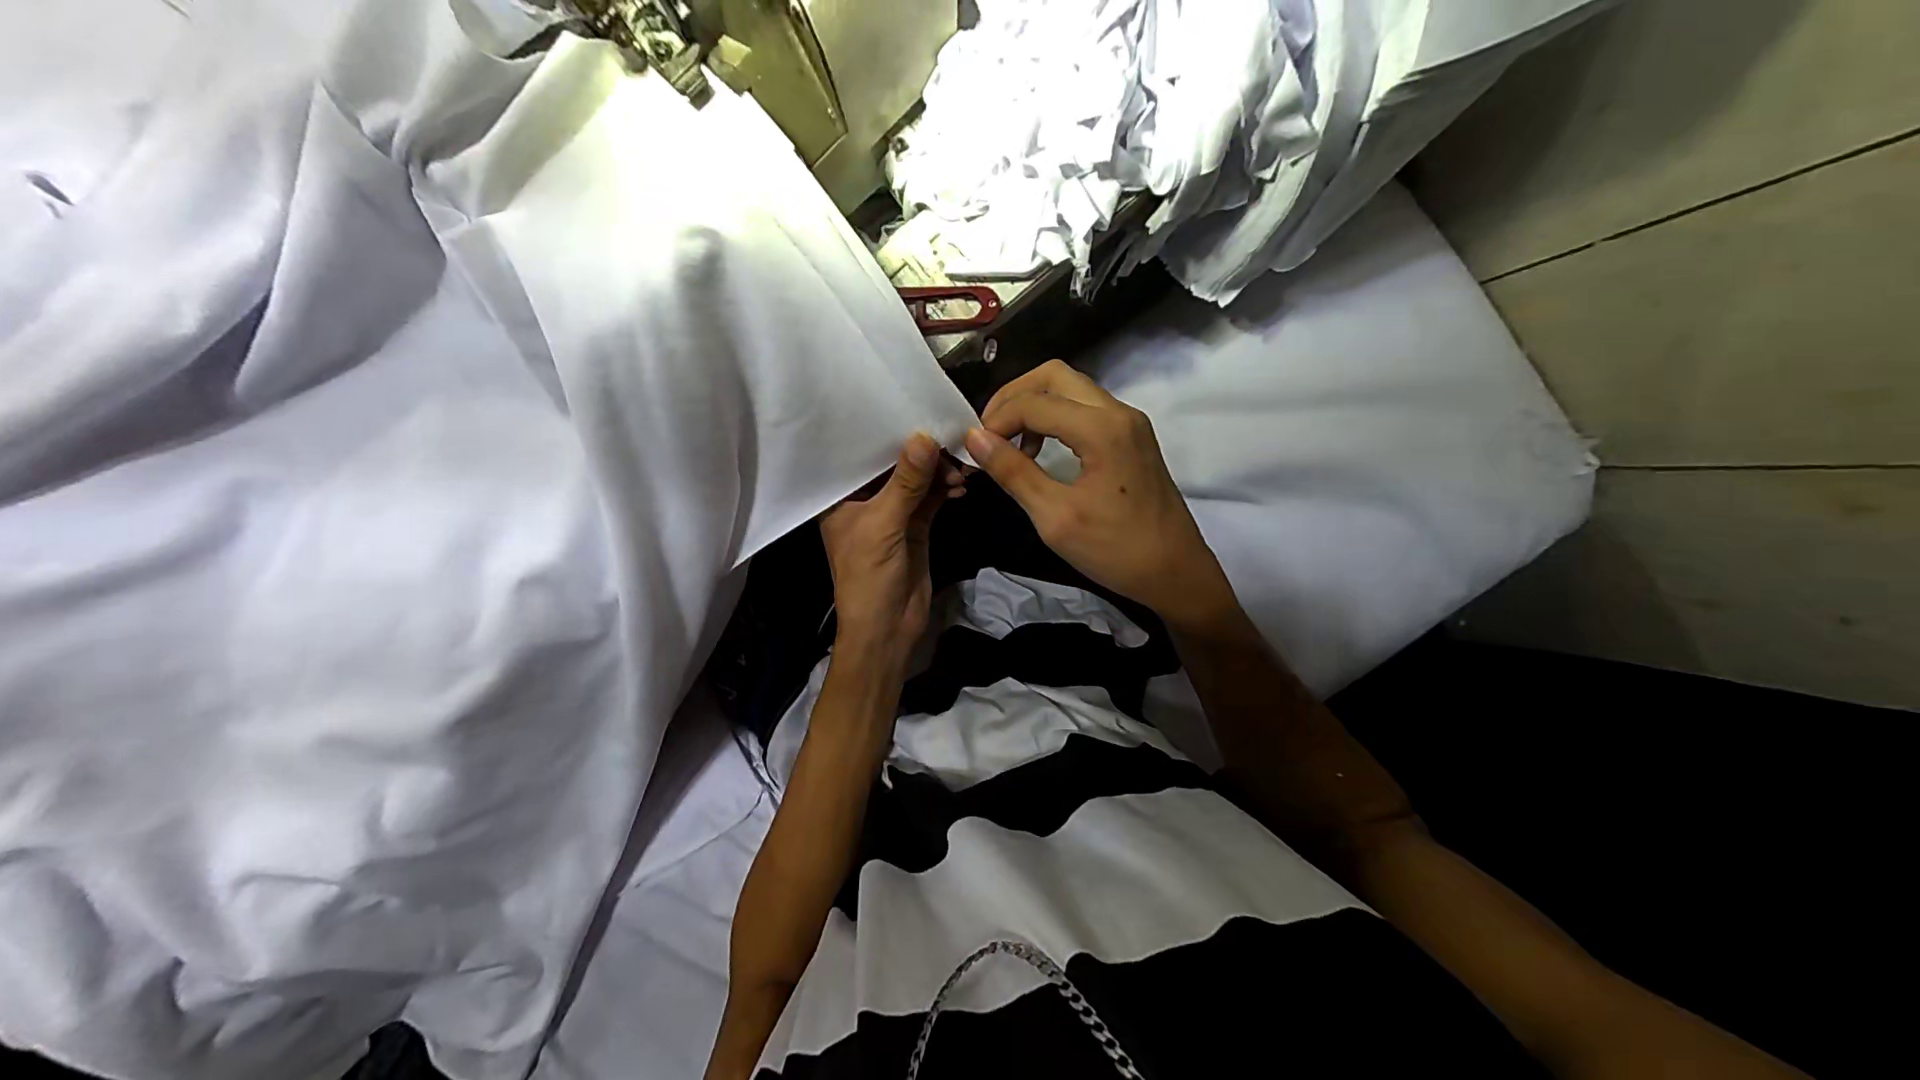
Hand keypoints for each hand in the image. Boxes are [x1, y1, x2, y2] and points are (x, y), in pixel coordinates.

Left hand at [819, 434, 964, 674]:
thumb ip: (906, 481)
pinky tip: (961, 485)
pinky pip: (931, 498)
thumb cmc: (868, 576)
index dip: (885, 433)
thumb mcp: (884, 524)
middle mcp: (864, 500)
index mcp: (841, 497)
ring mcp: (892, 513)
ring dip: (938, 472)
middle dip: (921, 452)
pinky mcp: (915, 526)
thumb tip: (924, 437)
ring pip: (917, 480)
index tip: (913, 407)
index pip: (861, 454)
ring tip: (960, 468)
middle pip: (894, 464)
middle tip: (949, 439)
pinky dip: (945, 490)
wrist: (887, 629)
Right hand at [965, 360, 1234, 628]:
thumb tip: (975, 438)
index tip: (974, 449)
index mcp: (1102, 429)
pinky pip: (1085, 407)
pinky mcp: (1132, 436)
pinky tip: (1039, 450)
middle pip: (1054, 375)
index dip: (996, 420)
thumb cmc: (1115, 551)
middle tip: (988, 432)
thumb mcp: (1054, 517)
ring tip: (1009, 443)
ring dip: (1034, 404)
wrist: (1175, 573)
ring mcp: (1129, 422)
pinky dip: (1055, 416)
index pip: (1034, 403)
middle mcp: (1118, 412)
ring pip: (1071, 387)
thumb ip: (1013, 472)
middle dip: (1013, 397)